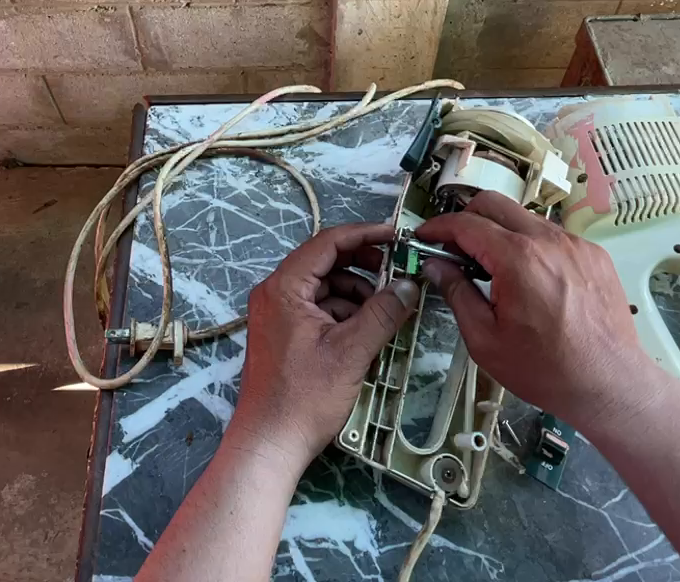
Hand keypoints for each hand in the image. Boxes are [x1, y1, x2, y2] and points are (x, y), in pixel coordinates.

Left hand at [226, 223, 418, 470]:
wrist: (269, 444)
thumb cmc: (304, 397)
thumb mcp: (351, 352)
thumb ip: (382, 313)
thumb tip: (410, 286)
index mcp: (284, 287)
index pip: (327, 242)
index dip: (364, 235)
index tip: (395, 236)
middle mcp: (275, 292)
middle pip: (325, 262)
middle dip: (363, 266)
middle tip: (396, 274)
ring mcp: (277, 312)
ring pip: (324, 286)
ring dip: (356, 293)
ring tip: (384, 311)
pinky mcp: (283, 332)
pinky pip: (317, 307)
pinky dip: (342, 312)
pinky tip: (365, 331)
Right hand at [416, 191, 669, 436]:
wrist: (613, 387)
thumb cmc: (545, 370)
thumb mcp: (486, 340)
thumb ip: (457, 293)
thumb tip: (435, 264)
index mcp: (517, 258)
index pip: (466, 223)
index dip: (438, 227)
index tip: (423, 236)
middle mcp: (547, 239)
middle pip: (494, 204)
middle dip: (467, 218)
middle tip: (454, 248)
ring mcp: (575, 243)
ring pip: (523, 218)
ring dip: (499, 232)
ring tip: (493, 268)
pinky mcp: (594, 254)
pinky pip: (551, 235)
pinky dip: (530, 245)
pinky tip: (530, 279)